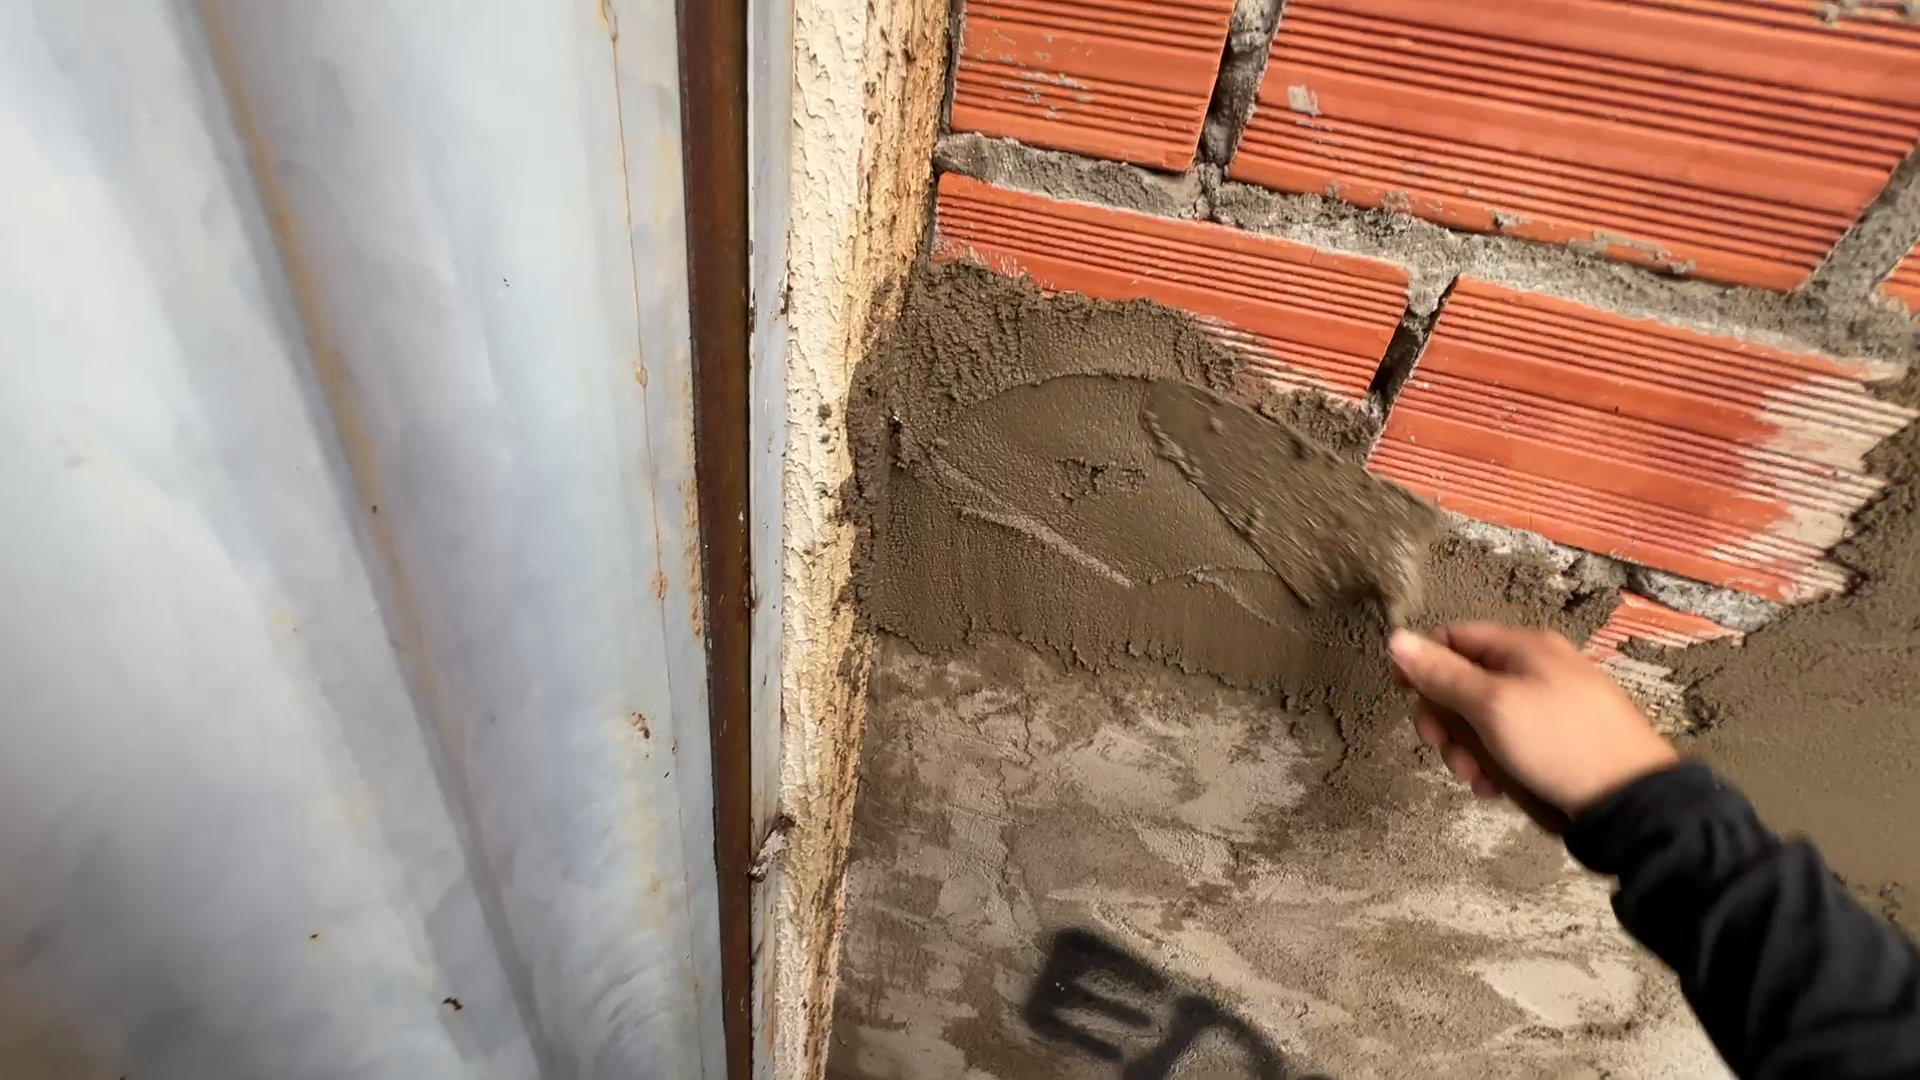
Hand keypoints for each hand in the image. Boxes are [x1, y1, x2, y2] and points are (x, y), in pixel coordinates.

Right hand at [1387, 623, 1679, 817]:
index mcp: (1523, 647)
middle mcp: (1535, 668)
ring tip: (1472, 775)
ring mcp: (1548, 705)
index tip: (1405, 696)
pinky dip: (1491, 761)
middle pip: (1461, 681)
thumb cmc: (1559, 743)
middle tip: (1441, 746)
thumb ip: (1439, 673)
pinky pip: (1506, 740)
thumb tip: (1396, 638)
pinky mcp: (1557, 739)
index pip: (1450, 638)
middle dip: (1443, 718)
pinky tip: (1492, 784)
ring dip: (1463, 747)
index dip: (1421, 664)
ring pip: (1479, 716)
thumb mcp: (1489, 705)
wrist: (1635, 806)